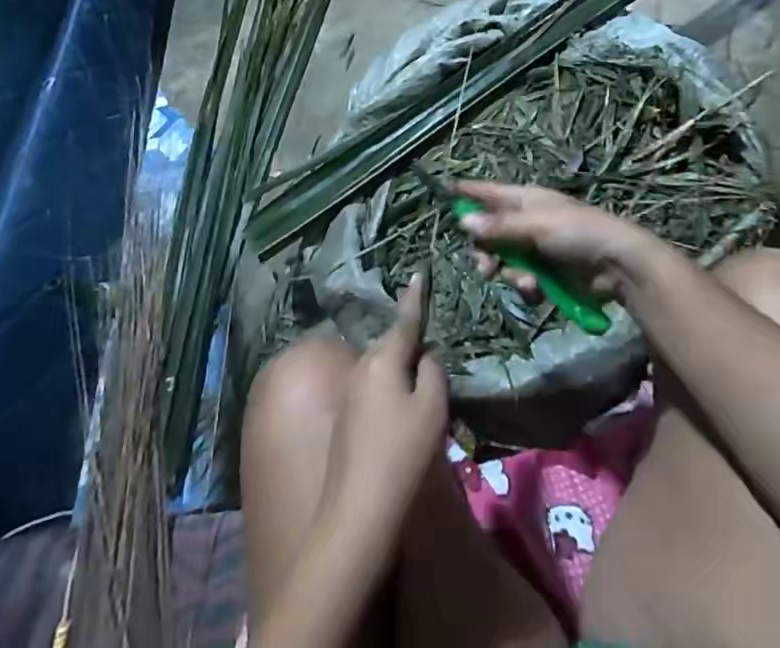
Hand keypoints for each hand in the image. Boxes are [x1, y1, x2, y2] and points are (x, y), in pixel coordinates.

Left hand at [314, 274, 448, 564]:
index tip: (419, 274)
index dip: (415, 298)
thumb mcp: (432, 407)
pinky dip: (390, 386)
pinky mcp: (345, 414)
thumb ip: (432, 371)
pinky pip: (373, 386)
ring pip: (382, 366)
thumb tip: (425, 353)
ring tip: (424, 375)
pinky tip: (403, 406)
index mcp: (382, 359)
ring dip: (400, 366)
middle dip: (410, 340)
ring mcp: (348, 391)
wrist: (359, 504)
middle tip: (434, 340)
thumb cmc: (402, 451)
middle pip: (391, 344)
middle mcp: (360, 367)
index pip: (404, 321)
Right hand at [454, 180, 677, 302]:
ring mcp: (536, 249)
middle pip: (489, 235)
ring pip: (504, 262)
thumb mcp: (536, 225)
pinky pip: (522, 280)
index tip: (443, 192)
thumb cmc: (578, 232)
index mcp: (525, 200)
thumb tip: (463, 223)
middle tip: (487, 268)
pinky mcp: (546, 274)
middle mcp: (527, 222)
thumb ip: (498, 227)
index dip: (467, 193)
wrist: (619, 265)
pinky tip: (537, 291)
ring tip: (528, 283)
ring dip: (511, 275)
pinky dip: (527, 287)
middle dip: (486, 253)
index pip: (488, 192)